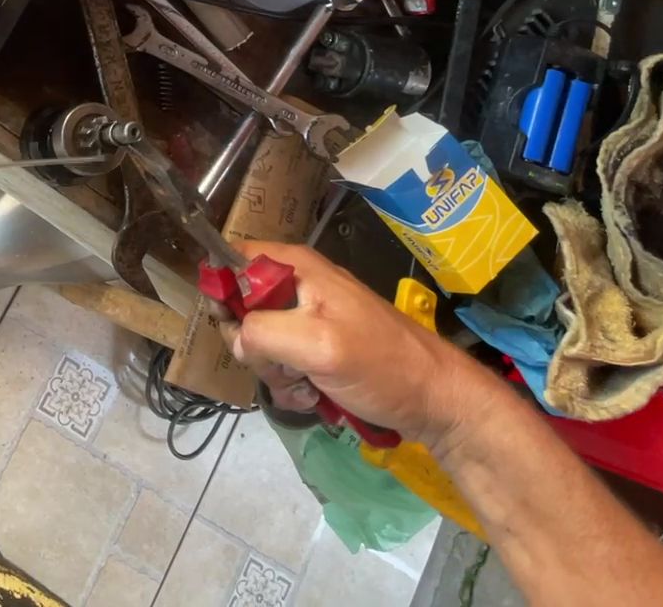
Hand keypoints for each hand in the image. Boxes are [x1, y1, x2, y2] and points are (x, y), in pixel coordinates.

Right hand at [219, 238, 504, 447]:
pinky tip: (311, 393)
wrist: (440, 403)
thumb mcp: (315, 343)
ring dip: (271, 366)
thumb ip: (261, 332)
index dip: (222, 289)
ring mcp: (307, 315)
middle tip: (279, 362)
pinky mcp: (317, 344)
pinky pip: (280, 357)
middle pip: (240, 303)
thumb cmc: (382, 365)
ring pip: (257, 336)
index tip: (233, 324)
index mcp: (293, 265)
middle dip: (250, 340)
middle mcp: (296, 283)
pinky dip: (288, 378)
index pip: (231, 259)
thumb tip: (237, 340)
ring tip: (303, 384)